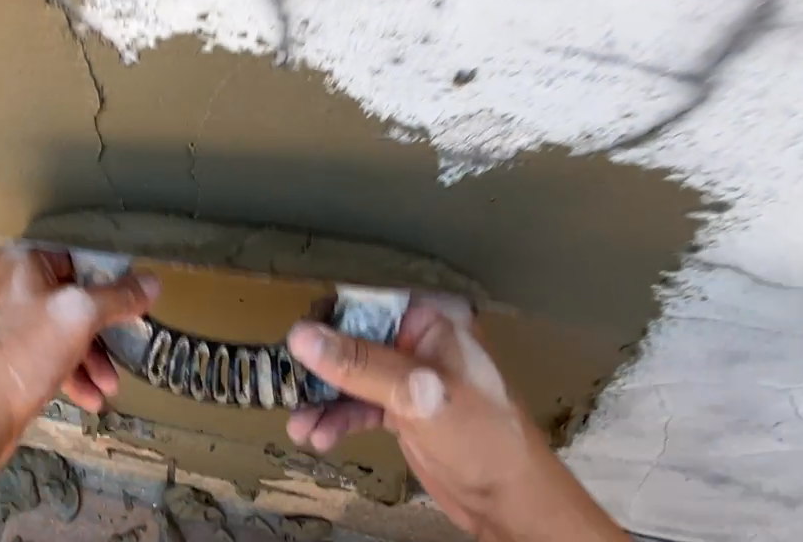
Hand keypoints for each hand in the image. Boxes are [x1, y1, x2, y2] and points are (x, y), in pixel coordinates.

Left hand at [0, 244, 158, 452]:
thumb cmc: (23, 352)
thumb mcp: (80, 317)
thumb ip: (118, 298)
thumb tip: (152, 281)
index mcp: (20, 259)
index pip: (75, 254)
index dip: (108, 275)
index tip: (133, 297)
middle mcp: (7, 281)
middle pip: (69, 293)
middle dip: (101, 328)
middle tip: (125, 346)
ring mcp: (1, 318)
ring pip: (57, 327)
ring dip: (88, 356)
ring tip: (110, 387)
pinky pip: (42, 351)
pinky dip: (67, 370)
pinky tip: (90, 398)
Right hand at [284, 299, 623, 541]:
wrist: (515, 505)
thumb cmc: (483, 438)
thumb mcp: (415, 394)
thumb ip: (358, 363)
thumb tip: (299, 335)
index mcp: (430, 315)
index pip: (367, 297)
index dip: (328, 312)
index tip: (295, 334)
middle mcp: (415, 336)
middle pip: (350, 334)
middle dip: (317, 362)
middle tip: (287, 380)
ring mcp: (406, 372)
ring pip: (348, 371)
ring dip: (321, 396)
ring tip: (298, 422)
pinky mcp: (399, 405)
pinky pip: (356, 401)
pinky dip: (335, 417)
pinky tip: (316, 435)